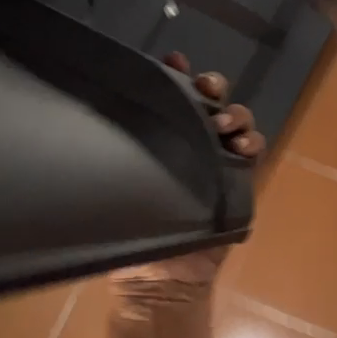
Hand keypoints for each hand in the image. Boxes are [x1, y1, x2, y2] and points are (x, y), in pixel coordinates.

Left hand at [111, 53, 263, 297]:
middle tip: (206, 88)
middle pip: (209, 99)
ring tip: (223, 123)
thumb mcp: (114, 198)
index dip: (175, 72)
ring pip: (236, 118)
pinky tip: (244, 147)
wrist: (161, 278)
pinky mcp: (239, 177)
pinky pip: (255, 149)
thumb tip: (81, 137)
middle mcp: (192, 140)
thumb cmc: (132, 239)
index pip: (169, 96)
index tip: (173, 59)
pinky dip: (254, 142)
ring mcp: (219, 156)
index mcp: (161, 138)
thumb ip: (112, 169)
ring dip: (235, 113)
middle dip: (212, 85)